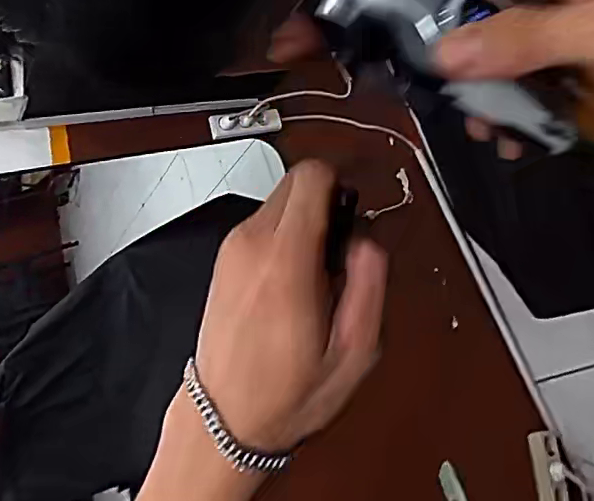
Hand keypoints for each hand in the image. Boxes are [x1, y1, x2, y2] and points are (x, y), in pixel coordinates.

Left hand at [192, 159, 388, 452]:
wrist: (223, 417)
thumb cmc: (284, 393)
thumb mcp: (353, 352)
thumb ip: (370, 284)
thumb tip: (368, 241)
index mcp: (285, 258)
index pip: (312, 176)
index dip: (340, 181)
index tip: (352, 207)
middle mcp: (253, 241)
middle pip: (298, 182)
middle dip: (326, 204)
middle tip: (339, 250)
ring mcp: (235, 245)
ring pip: (281, 200)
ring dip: (305, 222)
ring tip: (315, 274)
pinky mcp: (225, 254)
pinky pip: (263, 222)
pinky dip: (284, 236)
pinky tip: (292, 280)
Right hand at [416, 0, 593, 139]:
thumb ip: (530, 39)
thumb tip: (441, 53)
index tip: (392, 41)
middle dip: (443, 48)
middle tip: (439, 98)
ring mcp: (541, 12)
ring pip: (475, 39)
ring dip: (472, 83)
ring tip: (484, 127)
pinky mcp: (549, 47)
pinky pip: (502, 66)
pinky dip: (498, 98)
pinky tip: (510, 134)